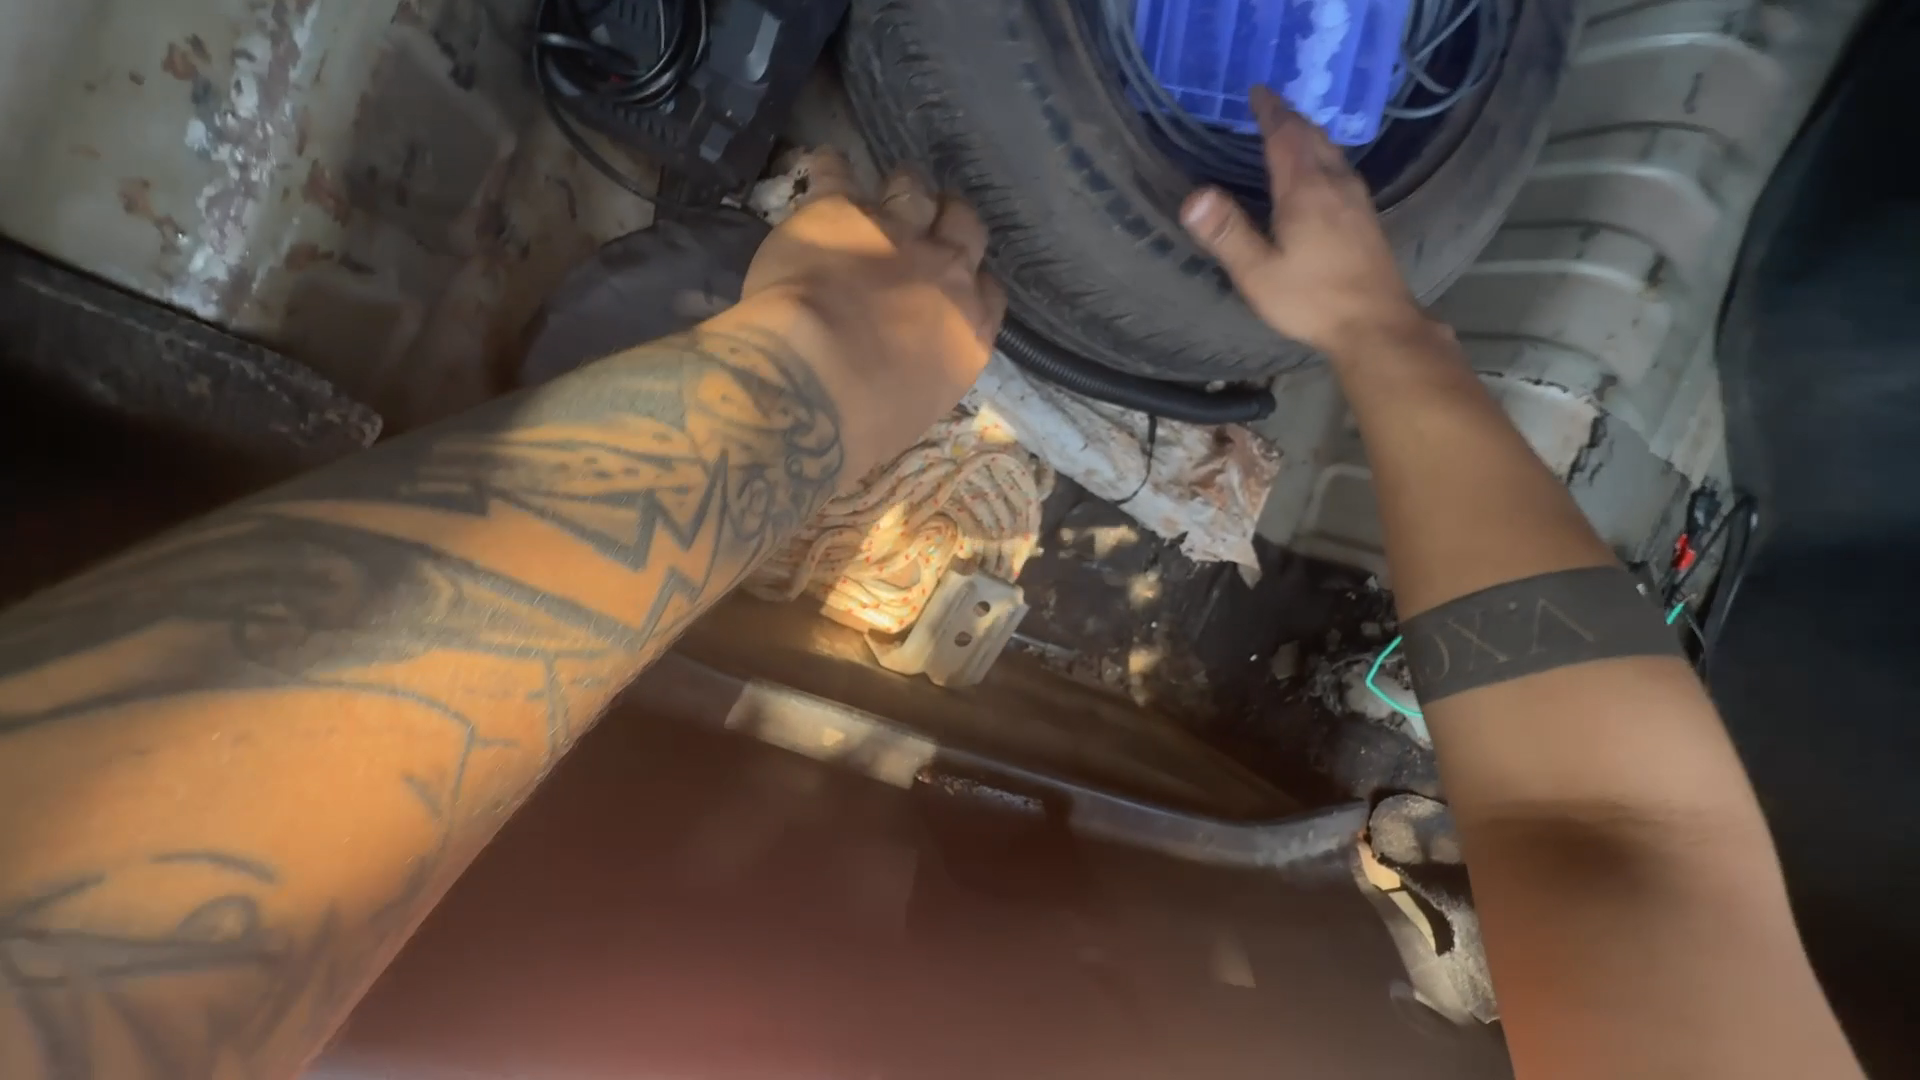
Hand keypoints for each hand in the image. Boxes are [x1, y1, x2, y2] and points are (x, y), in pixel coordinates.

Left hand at [736, 152, 1005, 470]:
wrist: (819, 379)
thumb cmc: (868, 420)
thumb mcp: (920, 408)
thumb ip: (926, 371)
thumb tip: (910, 367)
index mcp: (969, 330)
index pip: (989, 291)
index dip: (972, 281)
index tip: (955, 285)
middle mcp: (944, 273)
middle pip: (964, 225)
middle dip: (949, 223)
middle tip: (926, 230)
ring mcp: (895, 233)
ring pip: (913, 187)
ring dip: (900, 191)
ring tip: (880, 199)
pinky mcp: (840, 209)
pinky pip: (838, 172)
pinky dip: (832, 171)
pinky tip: (826, 174)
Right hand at [1179, 86, 1436, 360]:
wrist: (1373, 323)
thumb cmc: (1310, 300)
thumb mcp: (1257, 273)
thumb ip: (1227, 233)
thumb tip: (1193, 197)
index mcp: (1304, 191)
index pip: (1285, 137)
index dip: (1270, 112)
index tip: (1258, 92)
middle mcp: (1334, 184)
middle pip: (1312, 137)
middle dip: (1290, 119)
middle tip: (1270, 108)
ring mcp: (1355, 199)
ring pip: (1331, 151)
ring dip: (1309, 135)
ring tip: (1292, 132)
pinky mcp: (1365, 217)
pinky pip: (1341, 169)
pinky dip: (1324, 156)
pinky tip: (1321, 173)